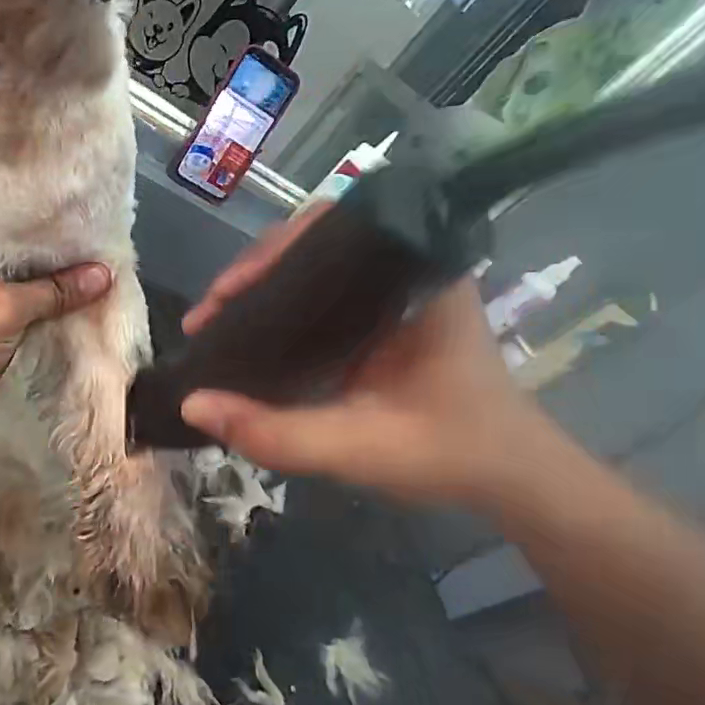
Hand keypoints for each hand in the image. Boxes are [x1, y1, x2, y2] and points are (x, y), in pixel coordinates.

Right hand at [179, 208, 567, 506]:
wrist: (511, 474)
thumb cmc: (450, 453)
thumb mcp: (360, 447)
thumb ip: (278, 432)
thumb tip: (193, 404)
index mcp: (416, 278)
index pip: (334, 230)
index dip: (272, 251)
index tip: (229, 291)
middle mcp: (409, 269)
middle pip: (318, 241)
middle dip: (257, 269)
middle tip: (212, 310)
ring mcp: (400, 289)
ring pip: (320, 265)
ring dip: (269, 284)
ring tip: (222, 316)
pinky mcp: (390, 312)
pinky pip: (330, 292)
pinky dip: (290, 303)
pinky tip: (258, 328)